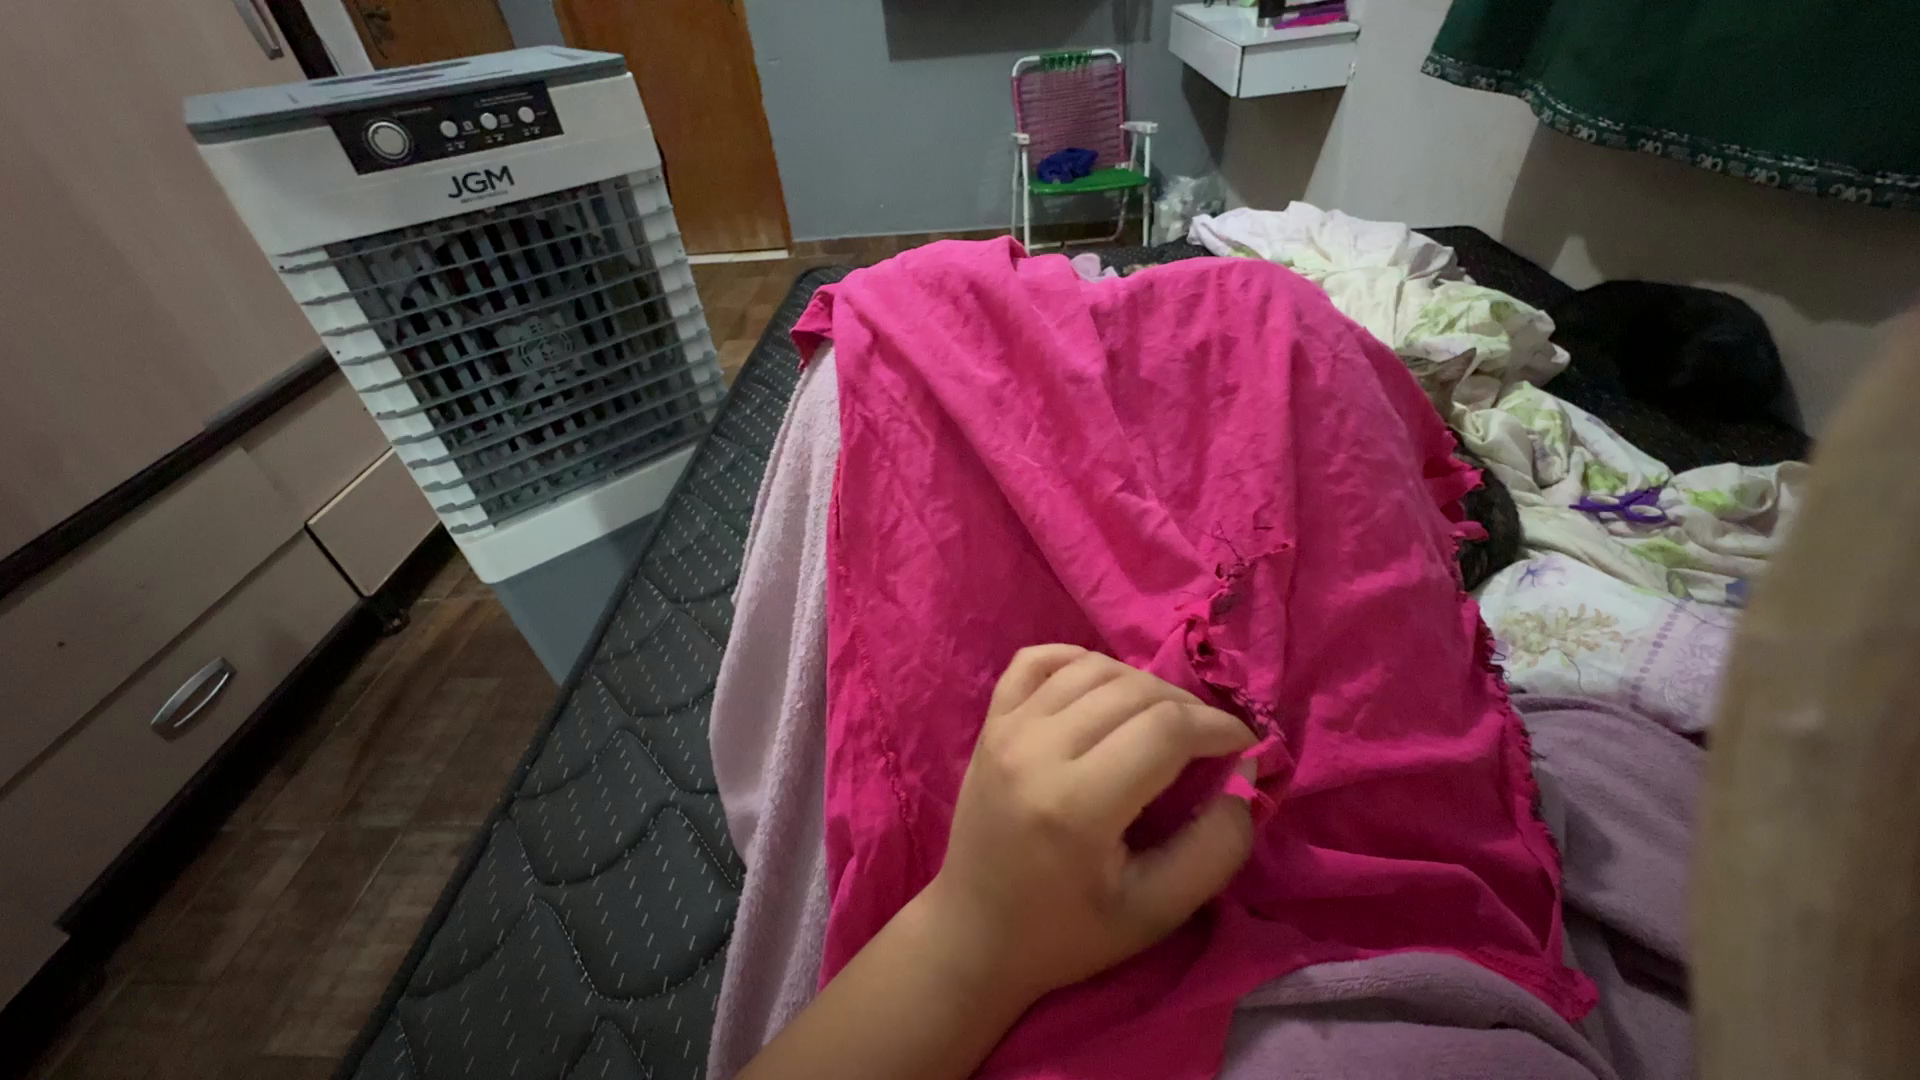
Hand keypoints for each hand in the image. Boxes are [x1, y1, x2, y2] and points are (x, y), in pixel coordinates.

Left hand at [919, 645, 1257, 1001]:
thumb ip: (1214, 848)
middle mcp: (1036, 750)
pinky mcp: (990, 722)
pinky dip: (1077, 660)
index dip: (1219, 728)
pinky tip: (1102, 687)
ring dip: (1141, 683)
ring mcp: (1006, 729)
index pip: (1165, 729)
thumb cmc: (1068, 932)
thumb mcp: (1156, 913)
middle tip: (1211, 740)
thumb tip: (1241, 776)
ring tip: (1164, 719)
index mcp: (1076, 805)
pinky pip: (1036, 660)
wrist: (974, 930)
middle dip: (1189, 707)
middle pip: (1133, 690)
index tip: (1245, 747)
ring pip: (1091, 667)